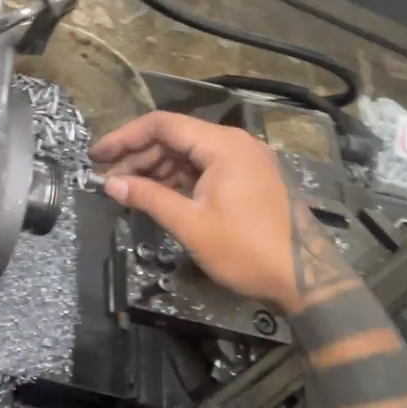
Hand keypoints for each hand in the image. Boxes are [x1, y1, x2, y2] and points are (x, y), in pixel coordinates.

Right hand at [91, 111, 305, 311]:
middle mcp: (235, 144)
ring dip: (156, 168)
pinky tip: (158, 195)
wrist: (309, 283)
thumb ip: (147, 197)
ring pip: (188, 153)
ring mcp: (246, 161)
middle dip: (138, 155)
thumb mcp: (190, 224)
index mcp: (222, 146)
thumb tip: (110, 184)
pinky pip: (205, 167)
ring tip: (128, 189)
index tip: (97, 155)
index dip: (124, 137)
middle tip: (109, 178)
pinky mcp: (250, 179)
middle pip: (174, 137)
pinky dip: (178, 178)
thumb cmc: (247, 250)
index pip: (161, 125)